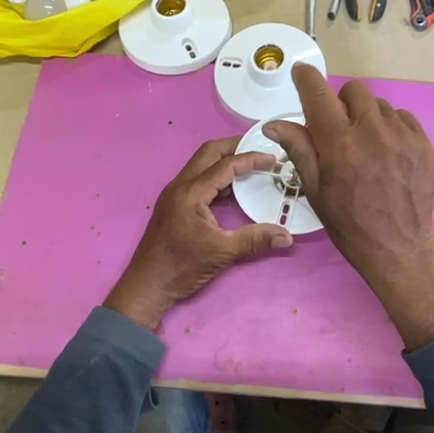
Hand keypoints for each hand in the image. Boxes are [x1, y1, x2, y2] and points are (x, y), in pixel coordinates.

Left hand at [103, 137, 293, 329]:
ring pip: (201, 163)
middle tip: (259, 147)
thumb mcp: (222, 252)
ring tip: (249, 163)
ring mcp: (174, 193)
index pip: (225, 165)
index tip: (273, 159)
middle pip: (209, 152)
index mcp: (191, 193)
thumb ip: (255, 240)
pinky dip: (216, 174)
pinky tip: (232, 187)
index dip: (251, 159)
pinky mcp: (173, 203)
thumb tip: (287, 237)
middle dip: (234, 146)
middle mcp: (180, 186)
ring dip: (224, 159)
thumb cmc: (181, 267)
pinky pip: (197, 178)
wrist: (146, 286)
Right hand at [265, 65, 433, 349]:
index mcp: (340, 145)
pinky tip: (386, 149)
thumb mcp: (316, 191)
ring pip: (379, 104)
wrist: (399, 248)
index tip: (300, 72)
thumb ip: (299, 150)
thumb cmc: (350, 224)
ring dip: (366, 115)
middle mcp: (372, 132)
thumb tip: (275, 123)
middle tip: (338, 126)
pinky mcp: (423, 144)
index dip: (306, 79)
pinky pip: (402, 117)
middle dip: (341, 101)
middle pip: (354, 91)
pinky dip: (390, 125)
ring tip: (364, 143)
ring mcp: (402, 136)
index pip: (319, 95)